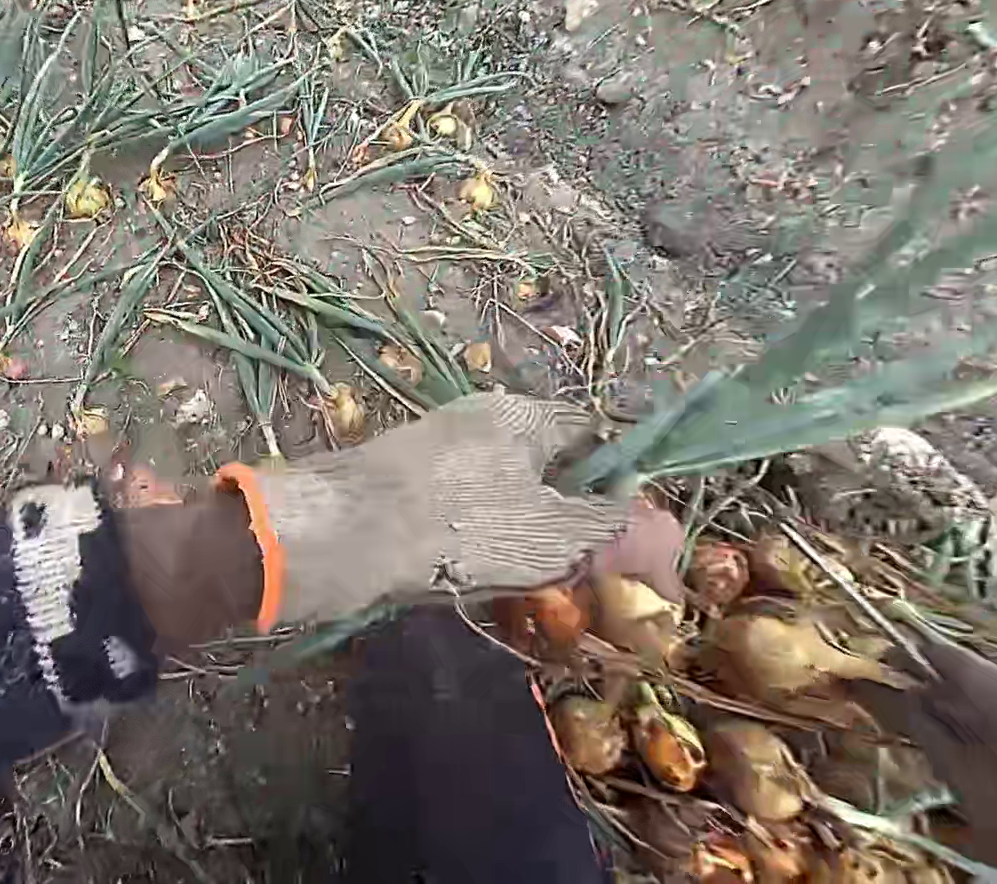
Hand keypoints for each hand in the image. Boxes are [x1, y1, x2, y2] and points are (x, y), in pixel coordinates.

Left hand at [252, 393, 648, 621]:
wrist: (345, 532)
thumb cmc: (460, 523)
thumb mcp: (553, 531)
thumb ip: (609, 525)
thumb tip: (652, 518)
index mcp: (519, 415)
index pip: (592, 431)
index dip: (621, 476)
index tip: (631, 529)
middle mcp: (476, 421)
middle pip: (545, 464)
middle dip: (570, 516)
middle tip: (583, 569)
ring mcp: (436, 450)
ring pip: (503, 493)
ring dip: (525, 535)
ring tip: (535, 582)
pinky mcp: (404, 483)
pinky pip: (462, 509)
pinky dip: (480, 540)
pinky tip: (480, 575)